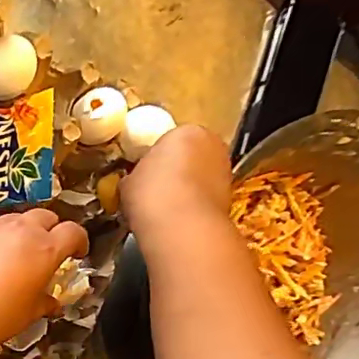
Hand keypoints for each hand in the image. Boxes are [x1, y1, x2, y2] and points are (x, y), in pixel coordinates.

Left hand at [0, 208, 88, 352]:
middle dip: (53, 231)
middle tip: (50, 252)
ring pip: (20, 218)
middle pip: (47, 217)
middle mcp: (22, 231)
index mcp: (45, 249)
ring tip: (22, 254)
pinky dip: (3, 236)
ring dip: (27, 230)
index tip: (78, 254)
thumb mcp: (25, 316)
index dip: (80, 242)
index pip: (73, 233)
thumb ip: (42, 303)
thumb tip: (51, 302)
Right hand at [118, 125, 233, 241]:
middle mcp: (212, 143)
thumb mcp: (128, 182)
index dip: (153, 160)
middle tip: (155, 192)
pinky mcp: (230, 196)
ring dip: (187, 188)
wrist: (181, 227)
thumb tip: (134, 182)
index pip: (167, 142)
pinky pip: (206, 196)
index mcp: (185, 131)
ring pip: (200, 176)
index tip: (143, 177)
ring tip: (167, 208)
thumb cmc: (151, 194)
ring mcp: (225, 170)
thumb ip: (135, 176)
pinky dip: (195, 205)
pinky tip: (179, 219)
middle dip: (175, 171)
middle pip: (189, 155)